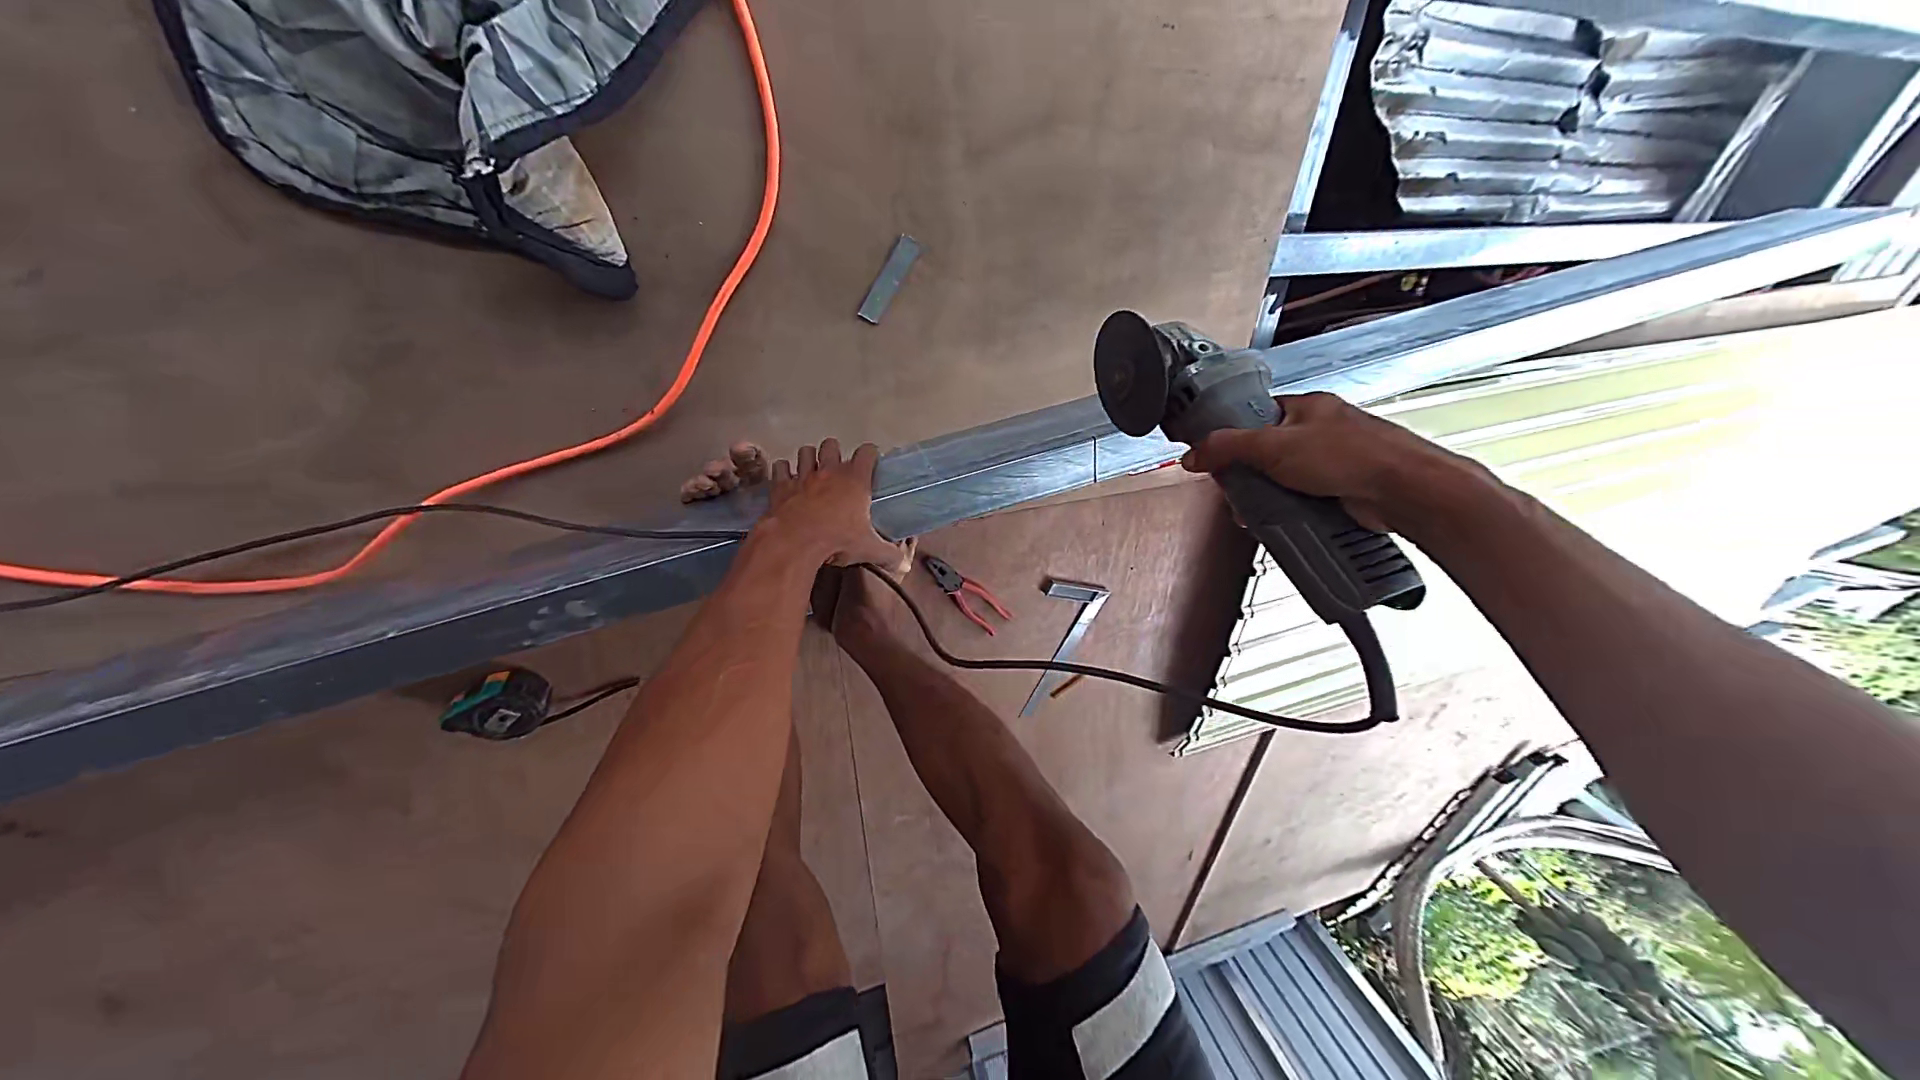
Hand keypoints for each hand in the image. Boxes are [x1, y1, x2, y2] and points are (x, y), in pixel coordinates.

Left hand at [757, 439, 900, 567]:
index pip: (867, 452)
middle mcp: (829, 470)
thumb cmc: (838, 540)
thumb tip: (903, 564)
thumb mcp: (869, 549)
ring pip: (805, 451)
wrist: (795, 542)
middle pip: (831, 445)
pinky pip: (780, 467)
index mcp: (855, 479)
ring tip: (811, 472)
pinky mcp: (781, 485)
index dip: (869, 455)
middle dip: (833, 453)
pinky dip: (783, 471)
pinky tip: (787, 480)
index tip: (870, 465)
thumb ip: (888, 554)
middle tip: (836, 470)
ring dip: (808, 458)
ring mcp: (803, 475)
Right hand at [1179, 392, 1481, 533]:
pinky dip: (1288, 509)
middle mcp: (1319, 432)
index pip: (1254, 416)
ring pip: (1282, 479)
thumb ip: (1228, 447)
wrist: (1405, 491)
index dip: (1231, 435)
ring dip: (1267, 496)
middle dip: (1248, 474)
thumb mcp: (1274, 447)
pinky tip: (1284, 516)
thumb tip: (1196, 452)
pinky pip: (1300, 499)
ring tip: (1258, 507)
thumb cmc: (1358, 456)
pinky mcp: (1337, 490)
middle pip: (1264, 452)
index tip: (1214, 455)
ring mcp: (1330, 462)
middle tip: (1238, 487)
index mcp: (1306, 408)